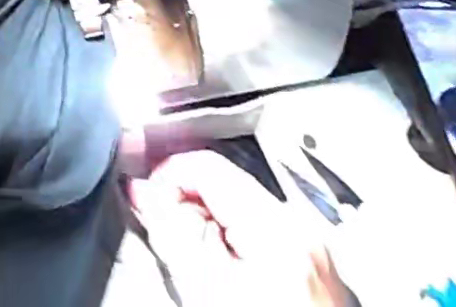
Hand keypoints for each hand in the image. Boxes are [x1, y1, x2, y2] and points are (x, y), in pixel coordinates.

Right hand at [129, 150, 356, 306]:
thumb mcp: (203, 290)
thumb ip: (170, 229)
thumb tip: (143, 191)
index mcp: (276, 229)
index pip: (206, 165)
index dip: (166, 176)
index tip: (145, 199)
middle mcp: (301, 231)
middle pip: (225, 182)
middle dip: (186, 200)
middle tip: (163, 232)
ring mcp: (312, 252)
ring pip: (239, 204)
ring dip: (206, 220)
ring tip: (194, 260)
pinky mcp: (312, 271)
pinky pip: (258, 230)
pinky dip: (230, 239)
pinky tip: (221, 274)